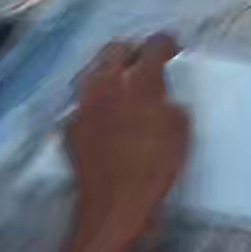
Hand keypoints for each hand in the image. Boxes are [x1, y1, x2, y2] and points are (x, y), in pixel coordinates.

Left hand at [64, 34, 189, 251]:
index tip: (174, 50)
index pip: (153, 45)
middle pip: (116, 49)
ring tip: (125, 87)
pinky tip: (109, 115)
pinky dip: (97, 100)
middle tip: (148, 65)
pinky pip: (84, 100)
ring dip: (110, 72)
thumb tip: (158, 94)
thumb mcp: (180, 125)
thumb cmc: (158, 164)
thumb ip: (167, 99)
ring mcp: (83, 105)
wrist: (117, 207)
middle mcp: (106, 85)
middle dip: (133, 51)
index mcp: (139, 81)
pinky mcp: (70, 127)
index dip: (167, 44)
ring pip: (93, 71)